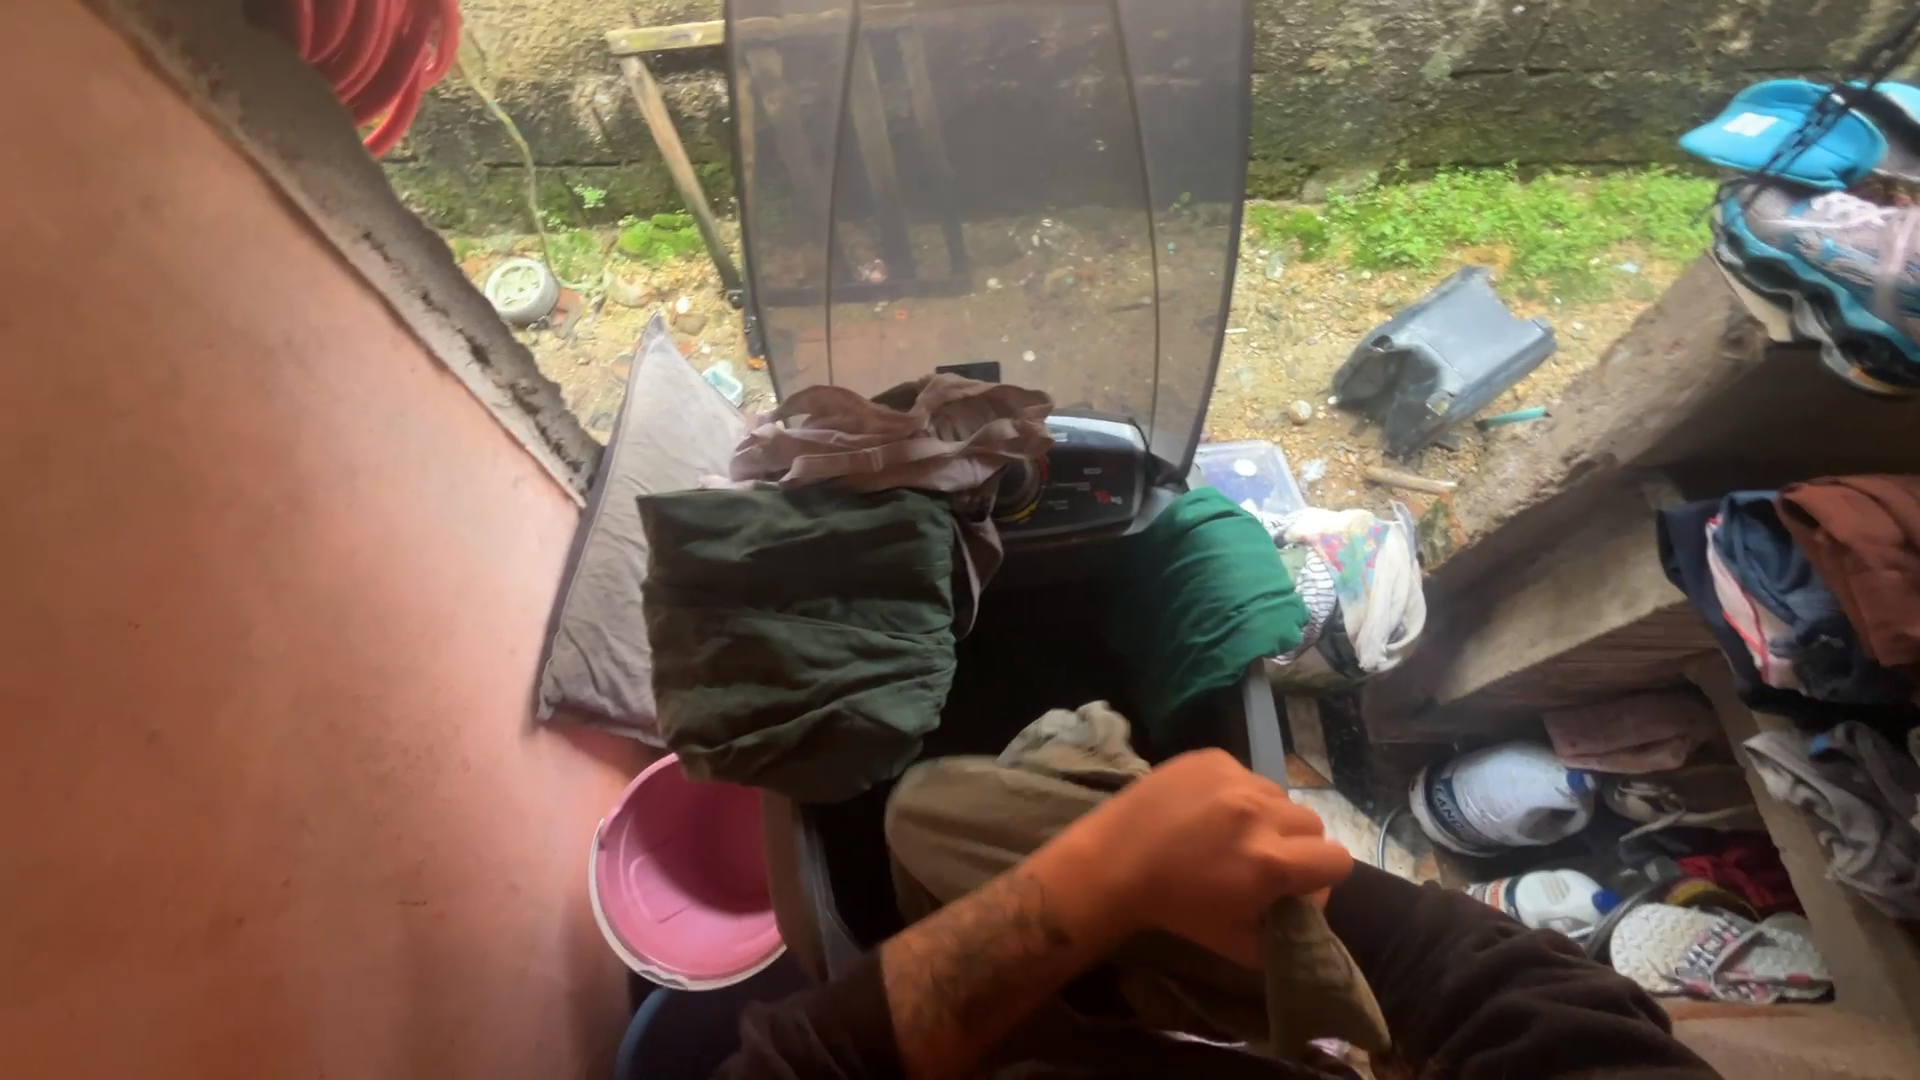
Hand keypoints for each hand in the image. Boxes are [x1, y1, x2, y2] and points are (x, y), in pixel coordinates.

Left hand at [1041, 749, 1353, 966]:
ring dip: (1267, 813)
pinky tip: (1208, 808)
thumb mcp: (1242, 943)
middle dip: (1297, 842)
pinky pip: (1245, 773)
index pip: (1338, 859)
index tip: (1299, 879)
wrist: (1117, 859)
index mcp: (1272, 862)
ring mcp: (1234, 778)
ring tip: (1232, 829)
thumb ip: (1292, 933)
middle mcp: (1259, 813)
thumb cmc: (1178, 907)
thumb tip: (1313, 911)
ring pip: (1279, 795)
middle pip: (1312, 823)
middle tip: (1264, 854)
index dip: (1322, 873)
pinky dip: (1237, 790)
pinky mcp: (1211, 758)